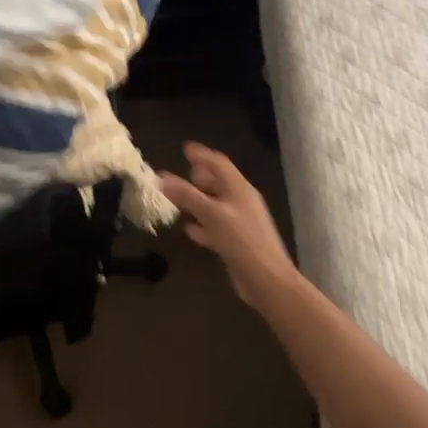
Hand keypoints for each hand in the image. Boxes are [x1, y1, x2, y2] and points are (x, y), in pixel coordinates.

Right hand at [159, 142, 299, 309]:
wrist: (265, 278)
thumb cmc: (241, 240)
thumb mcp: (212, 214)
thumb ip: (187, 196)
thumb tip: (162, 177)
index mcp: (239, 189)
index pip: (220, 164)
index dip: (202, 155)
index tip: (185, 148)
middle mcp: (241, 202)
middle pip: (219, 183)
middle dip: (200, 177)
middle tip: (183, 173)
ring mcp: (240, 223)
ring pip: (216, 205)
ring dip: (199, 201)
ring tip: (179, 198)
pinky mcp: (235, 242)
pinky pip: (215, 227)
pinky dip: (202, 225)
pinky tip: (189, 229)